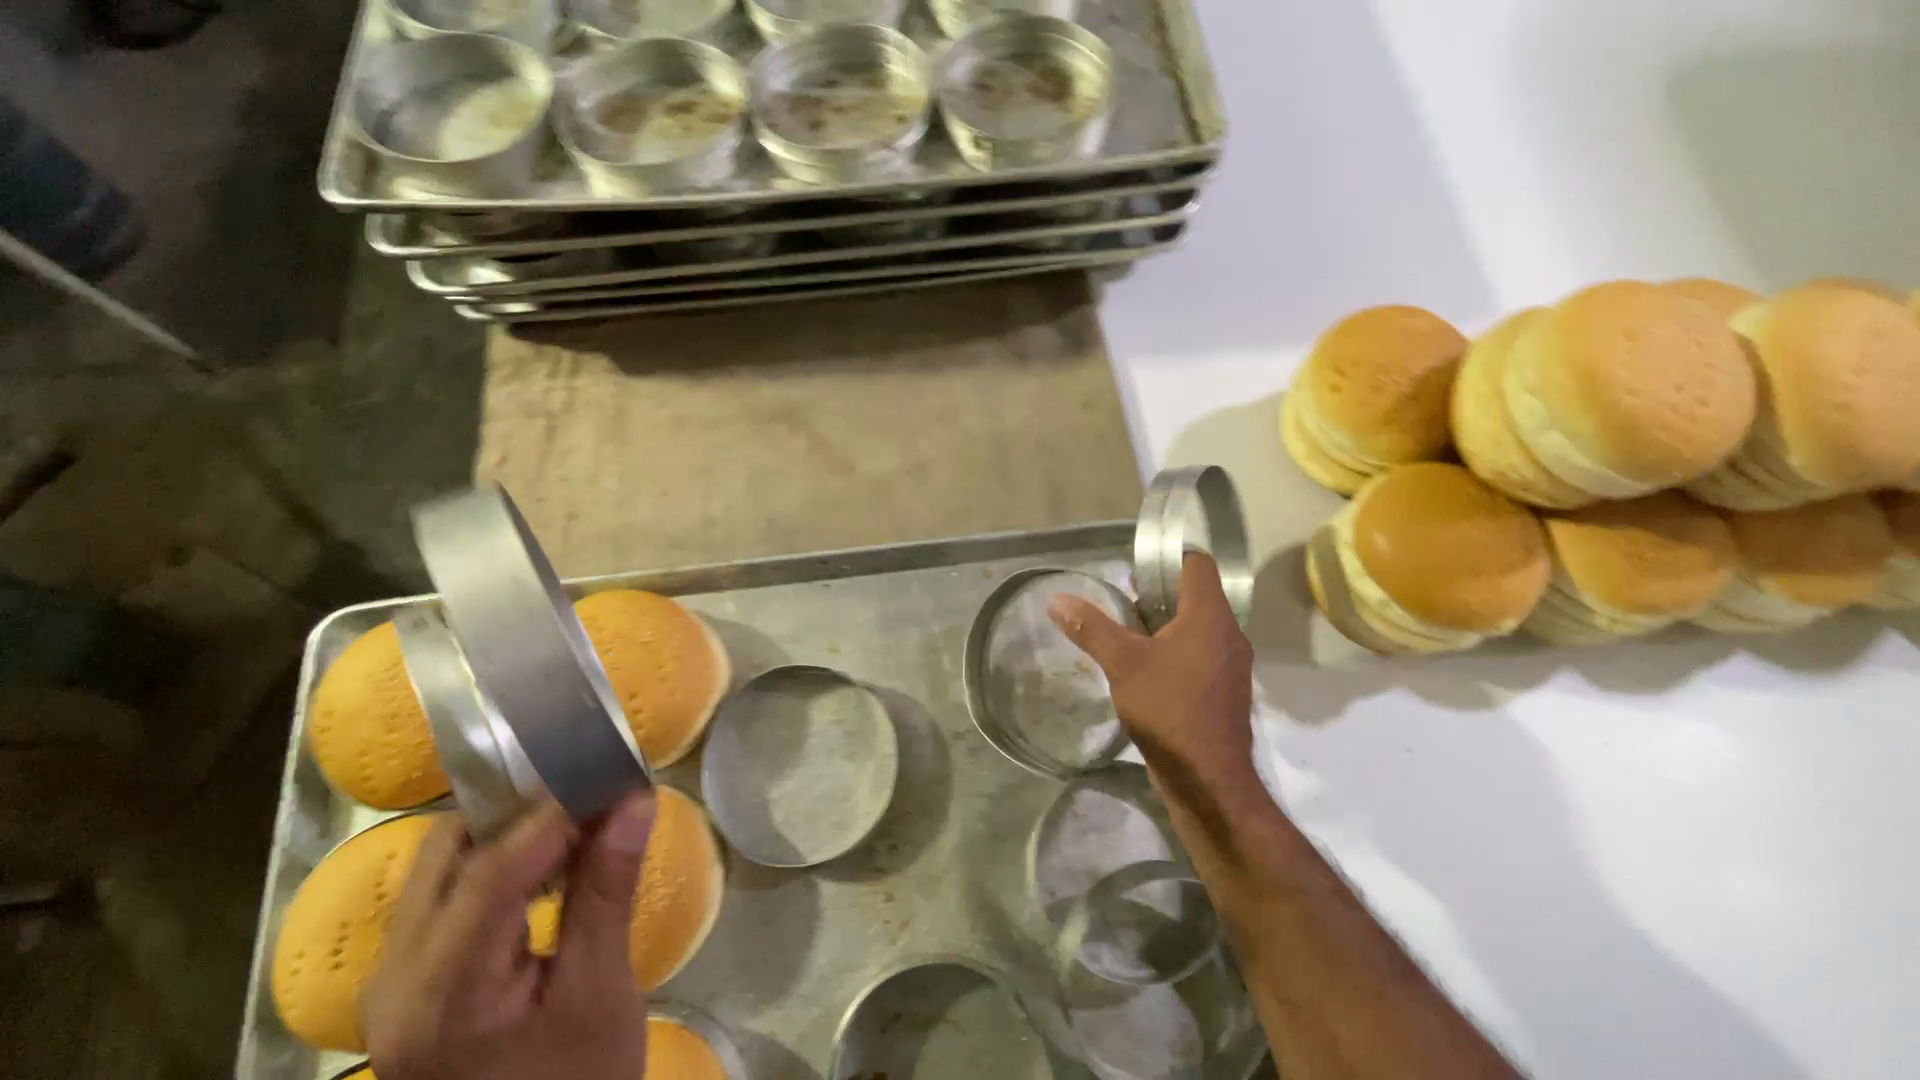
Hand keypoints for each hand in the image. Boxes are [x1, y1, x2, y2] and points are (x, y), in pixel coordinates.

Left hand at [362, 793, 656, 1079]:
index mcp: (439, 992)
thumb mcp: (600, 991)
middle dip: (520, 812)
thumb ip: (606, 891)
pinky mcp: (406, 984)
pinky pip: (442, 897)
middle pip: (447, 855)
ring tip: (576, 822)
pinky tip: (545, 866)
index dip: (550, 815)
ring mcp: (390, 981)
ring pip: (440, 868)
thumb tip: (635, 802)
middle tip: (589, 794)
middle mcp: (392, 977)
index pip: (488, 872)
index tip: (606, 777)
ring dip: (507, 834)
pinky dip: (494, 866)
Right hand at [1049, 551, 1256, 795]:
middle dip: (1157, 596)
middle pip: (1195, 596)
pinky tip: (1144, 675)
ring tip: (1126, 642)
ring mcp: (1229, 666)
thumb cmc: (1170, 710)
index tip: (1133, 571)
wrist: (1209, 780)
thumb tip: (1057, 599)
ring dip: (1164, 628)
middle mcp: (1228, 634)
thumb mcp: (1123, 664)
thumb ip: (1091, 629)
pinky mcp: (1223, 693)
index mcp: (1210, 616)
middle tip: (1120, 608)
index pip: (1197, 563)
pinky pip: (1199, 657)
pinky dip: (1174, 655)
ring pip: (1197, 629)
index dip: (1166, 558)